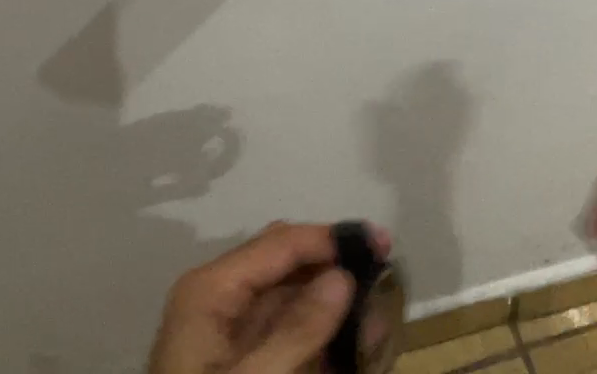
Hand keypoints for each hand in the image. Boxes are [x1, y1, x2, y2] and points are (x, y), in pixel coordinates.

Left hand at [149, 221, 389, 373]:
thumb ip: (297, 330)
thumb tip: (342, 277)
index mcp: (211, 289)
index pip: (281, 242)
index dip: (332, 237)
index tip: (382, 242)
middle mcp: (220, 297)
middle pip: (288, 262)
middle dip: (336, 268)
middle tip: (385, 278)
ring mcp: (230, 330)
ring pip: (293, 297)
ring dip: (335, 304)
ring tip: (378, 319)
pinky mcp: (241, 358)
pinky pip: (287, 332)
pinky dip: (321, 334)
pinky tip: (353, 344)